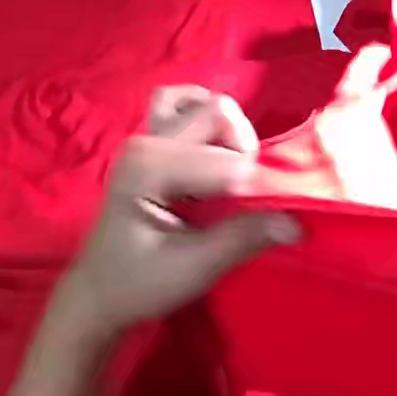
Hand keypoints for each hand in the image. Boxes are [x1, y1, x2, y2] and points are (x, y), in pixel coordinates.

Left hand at [54, 87, 297, 340]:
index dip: (256, 192)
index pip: (228, 161)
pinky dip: (207, 118)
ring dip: (228, 135)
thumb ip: (243, 239)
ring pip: (206, 104)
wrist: (100, 291)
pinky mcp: (150, 139)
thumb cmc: (139, 283)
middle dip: (243, 153)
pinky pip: (183, 103)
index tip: (256, 223)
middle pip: (220, 114)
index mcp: (149, 167)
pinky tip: (212, 150)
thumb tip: (297, 223)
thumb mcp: (193, 269)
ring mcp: (145, 135)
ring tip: (225, 175)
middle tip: (237, 198)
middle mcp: (146, 140)